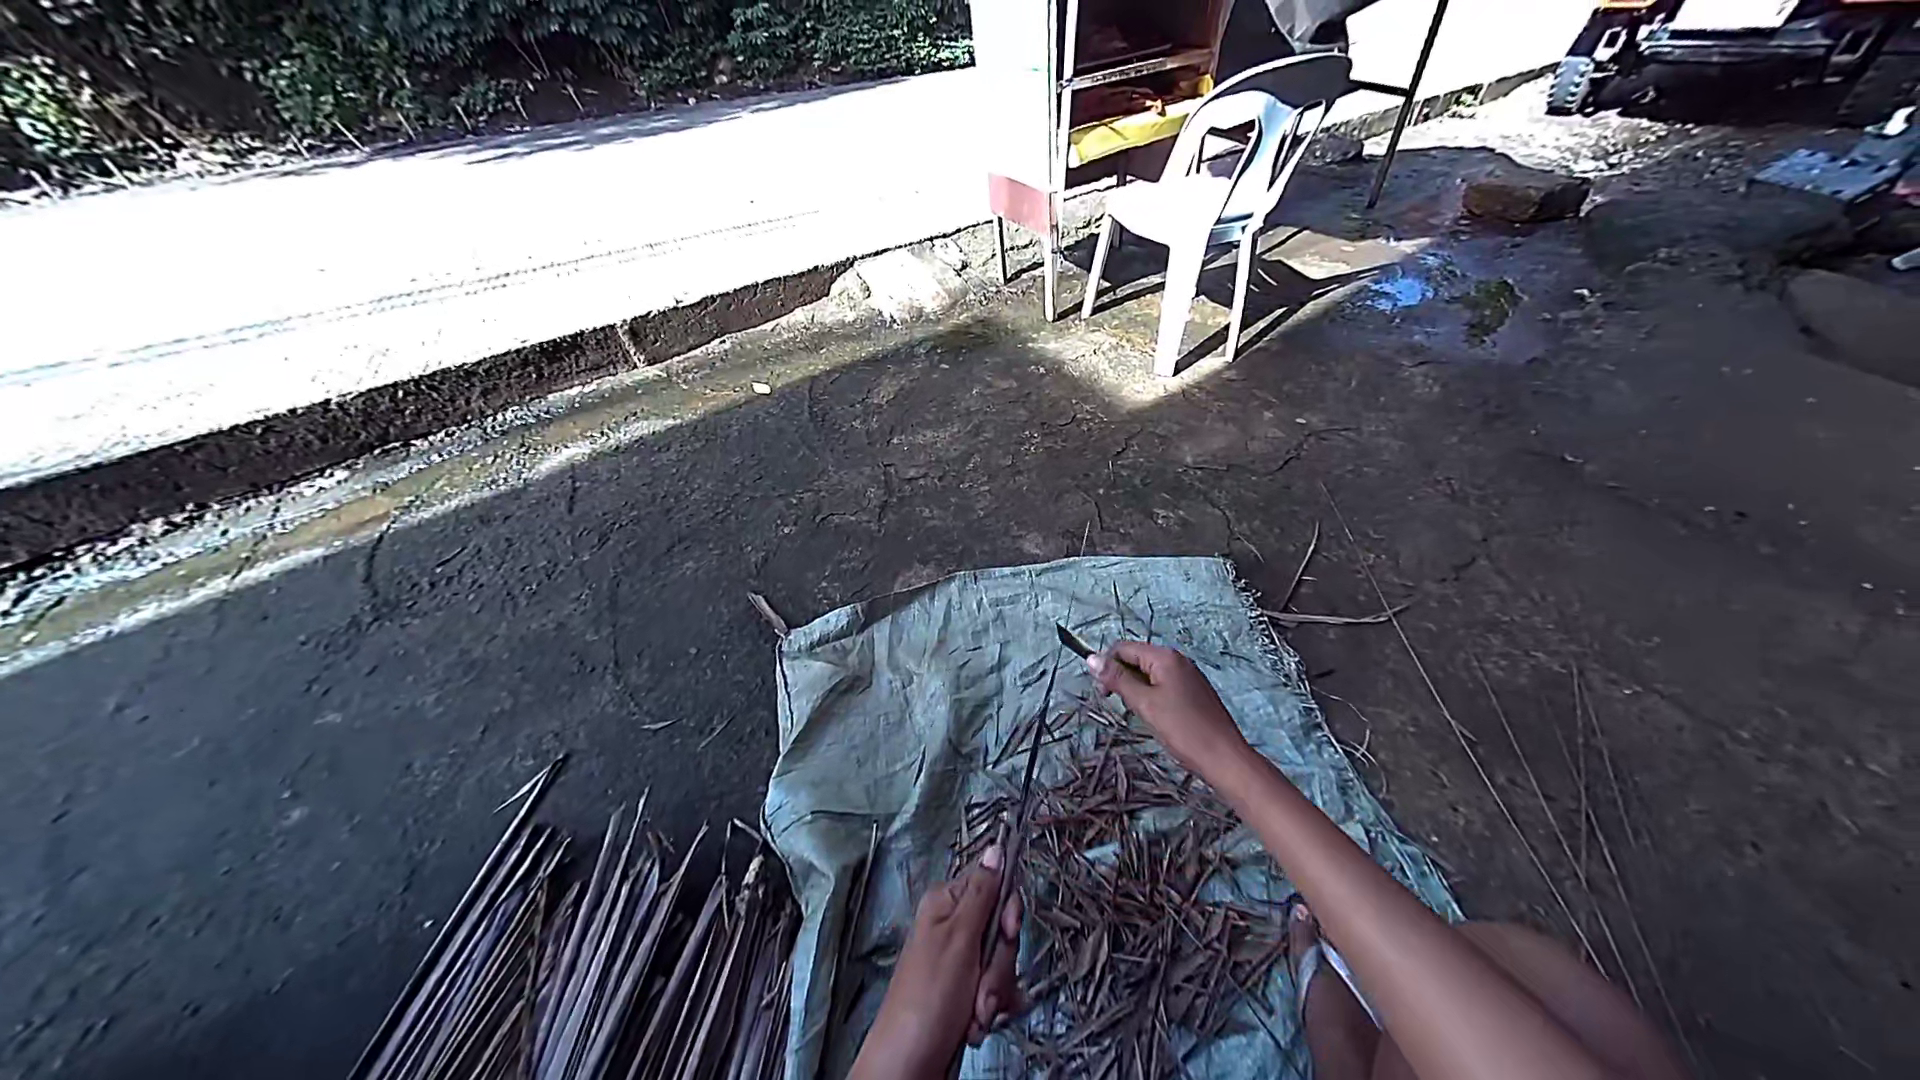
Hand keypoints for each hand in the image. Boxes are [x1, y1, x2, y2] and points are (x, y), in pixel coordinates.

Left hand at [850, 846, 1022, 1078]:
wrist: (908, 1068)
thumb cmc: (929, 998)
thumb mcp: (959, 939)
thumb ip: (982, 893)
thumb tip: (996, 847)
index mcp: (947, 903)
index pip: (993, 884)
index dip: (1007, 909)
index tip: (1008, 930)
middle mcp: (954, 926)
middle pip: (1001, 927)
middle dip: (999, 963)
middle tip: (981, 986)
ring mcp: (960, 961)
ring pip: (1002, 961)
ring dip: (995, 992)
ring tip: (974, 1014)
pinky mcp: (966, 991)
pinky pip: (996, 989)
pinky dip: (992, 1009)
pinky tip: (976, 1025)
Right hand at [1087, 641, 1253, 779]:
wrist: (1224, 758)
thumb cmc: (1183, 730)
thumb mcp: (1144, 703)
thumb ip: (1117, 679)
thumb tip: (1091, 658)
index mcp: (1165, 657)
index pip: (1124, 648)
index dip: (1107, 666)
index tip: (1102, 692)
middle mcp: (1178, 660)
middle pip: (1136, 659)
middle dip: (1121, 677)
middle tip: (1119, 704)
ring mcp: (1188, 676)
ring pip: (1149, 674)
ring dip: (1135, 689)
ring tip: (1139, 713)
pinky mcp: (1193, 692)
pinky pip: (1163, 684)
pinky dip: (1151, 696)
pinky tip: (1155, 716)